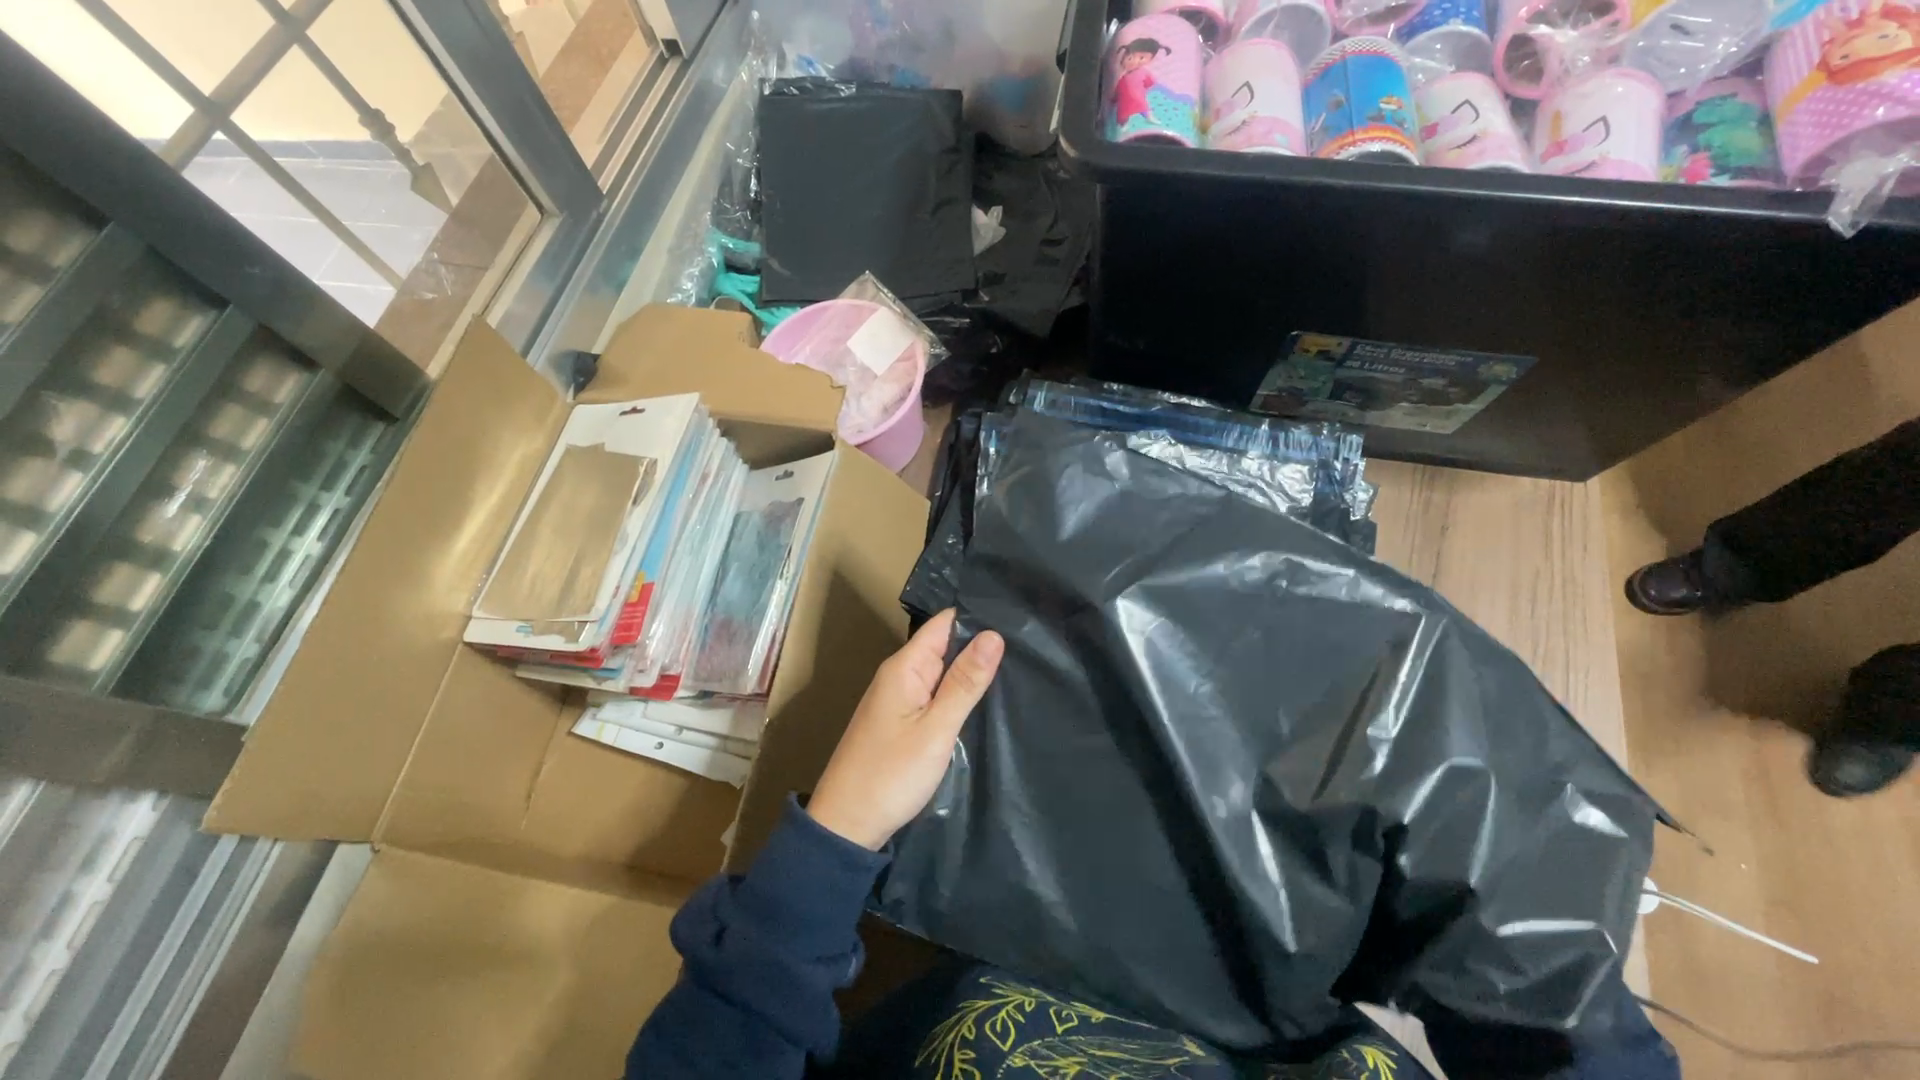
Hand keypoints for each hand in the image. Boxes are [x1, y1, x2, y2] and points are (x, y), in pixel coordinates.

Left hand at [807, 609, 1003, 850]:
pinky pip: (935, 695)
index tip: (1016, 615)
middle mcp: (899, 675)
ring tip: (1019, 666)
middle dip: (980, 644)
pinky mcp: (902, 722)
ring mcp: (899, 699)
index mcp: (904, 668)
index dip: (977, 616)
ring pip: (942, 672)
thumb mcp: (936, 729)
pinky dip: (957, 695)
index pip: (944, 623)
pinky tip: (985, 699)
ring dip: (971, 671)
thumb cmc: (891, 775)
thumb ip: (965, 682)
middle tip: (1028, 643)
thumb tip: (994, 634)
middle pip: (945, 645)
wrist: (847, 825)